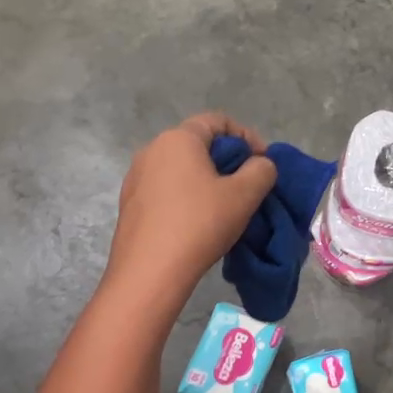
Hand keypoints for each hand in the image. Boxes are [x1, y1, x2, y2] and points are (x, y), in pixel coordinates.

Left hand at [108, 113, 276, 291]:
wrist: (149, 272)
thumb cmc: (200, 224)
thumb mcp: (244, 195)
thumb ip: (262, 170)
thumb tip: (260, 164)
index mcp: (178, 139)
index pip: (218, 121)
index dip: (247, 136)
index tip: (263, 163)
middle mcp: (152, 150)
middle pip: (198, 144)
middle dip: (228, 160)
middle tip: (249, 186)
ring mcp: (136, 178)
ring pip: (182, 168)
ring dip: (208, 180)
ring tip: (226, 206)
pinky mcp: (130, 204)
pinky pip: (166, 189)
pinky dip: (187, 197)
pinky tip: (199, 223)